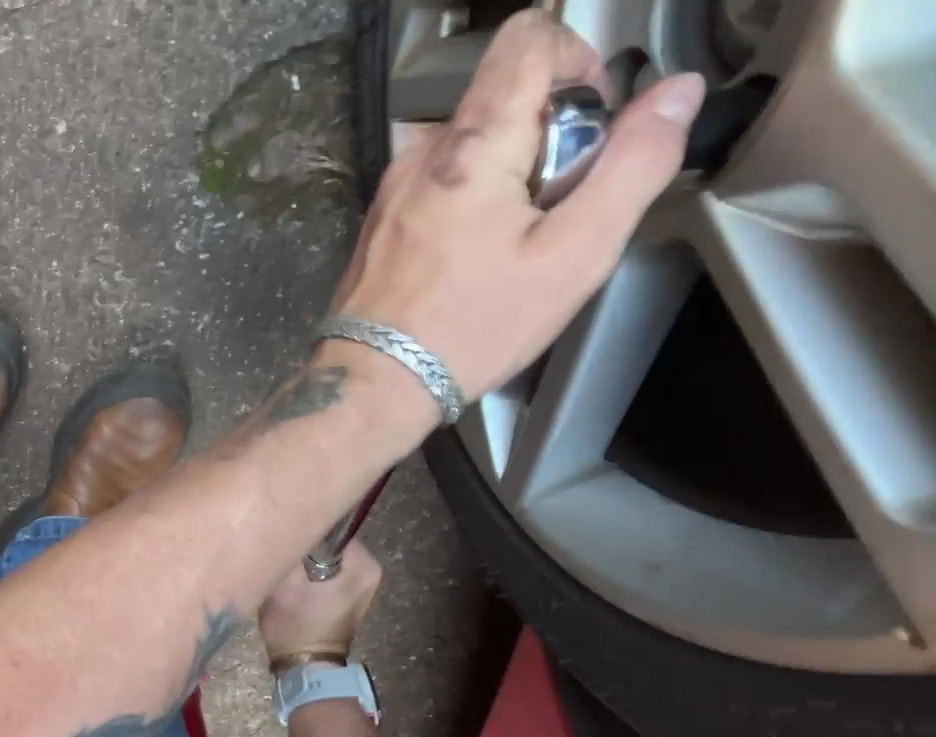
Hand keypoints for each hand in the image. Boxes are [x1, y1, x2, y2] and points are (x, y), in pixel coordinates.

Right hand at [259, 540, 382, 670]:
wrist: (305, 666)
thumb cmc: (294, 624)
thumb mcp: (284, 583)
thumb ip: (291, 549)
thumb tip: (286, 526)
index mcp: (361, 563)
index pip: (329, 527)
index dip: (303, 530)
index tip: (283, 538)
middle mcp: (370, 568)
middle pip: (329, 540)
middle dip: (305, 545)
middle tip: (281, 555)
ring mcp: (364, 581)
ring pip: (327, 555)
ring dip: (307, 558)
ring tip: (285, 566)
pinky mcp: (352, 592)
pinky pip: (330, 568)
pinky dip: (312, 570)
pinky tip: (296, 580)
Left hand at [334, 9, 704, 398]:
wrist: (374, 382)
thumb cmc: (471, 327)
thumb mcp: (576, 253)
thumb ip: (634, 164)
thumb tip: (676, 92)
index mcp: (468, 147)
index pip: (525, 40)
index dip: (577, 59)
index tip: (593, 121)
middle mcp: (419, 156)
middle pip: (501, 98)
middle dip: (549, 134)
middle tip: (557, 205)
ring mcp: (390, 191)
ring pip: (470, 146)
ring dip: (510, 174)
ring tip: (515, 241)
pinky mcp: (379, 224)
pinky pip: (439, 186)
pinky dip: (470, 202)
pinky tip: (474, 259)